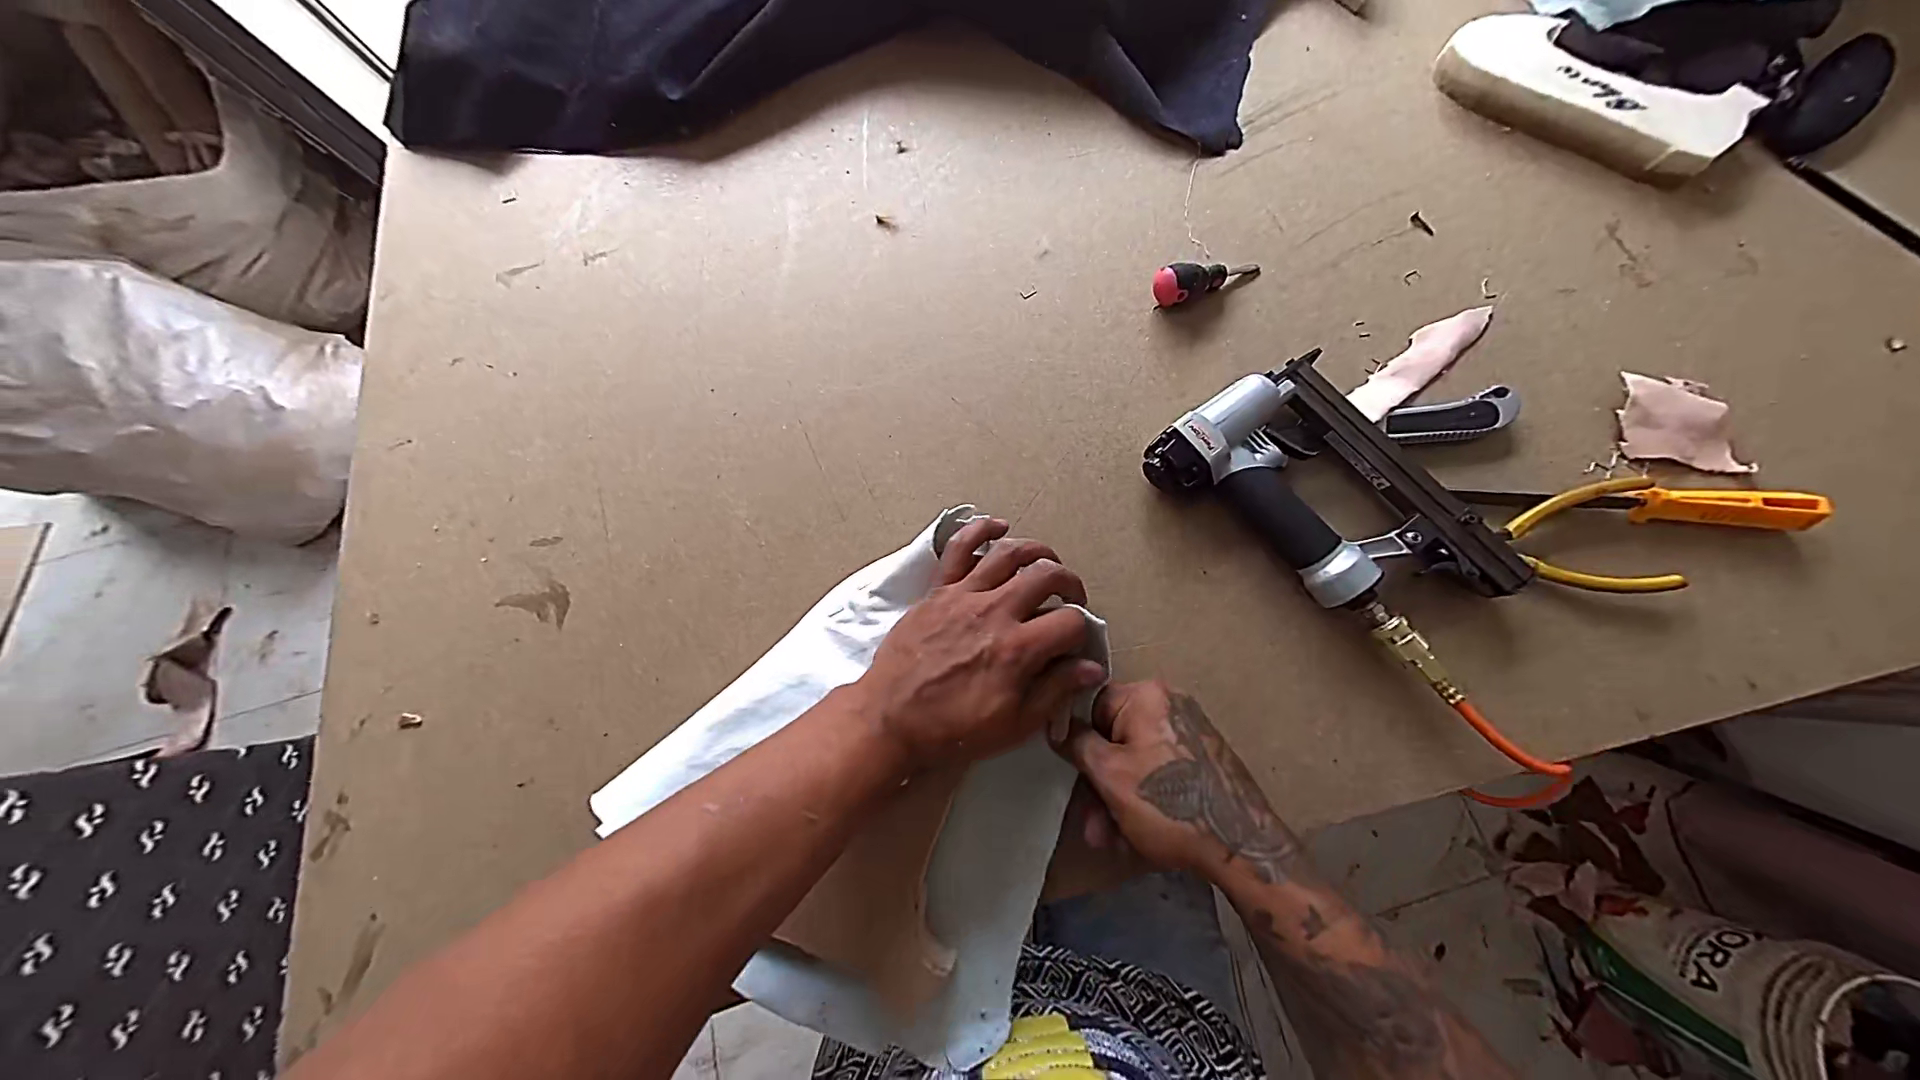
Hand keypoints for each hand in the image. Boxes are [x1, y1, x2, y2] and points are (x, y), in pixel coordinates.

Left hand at [854, 516, 1105, 771]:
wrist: (890, 718)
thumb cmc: (950, 728)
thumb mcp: (1013, 724)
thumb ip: (1055, 691)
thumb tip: (1090, 667)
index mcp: (1017, 649)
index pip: (1070, 622)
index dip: (1082, 631)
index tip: (1074, 642)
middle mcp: (994, 613)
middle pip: (1047, 576)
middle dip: (1069, 583)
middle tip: (1071, 597)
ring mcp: (963, 597)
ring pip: (1009, 553)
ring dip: (1037, 551)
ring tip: (1047, 562)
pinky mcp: (938, 591)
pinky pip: (959, 549)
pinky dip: (980, 530)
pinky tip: (998, 527)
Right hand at [1060, 681, 1300, 884]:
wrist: (1243, 848)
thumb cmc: (1168, 802)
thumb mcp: (1108, 774)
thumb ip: (1075, 743)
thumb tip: (1056, 726)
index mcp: (1146, 696)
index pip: (1092, 705)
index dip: (1076, 741)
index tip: (1068, 772)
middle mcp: (1170, 706)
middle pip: (1115, 739)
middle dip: (1098, 785)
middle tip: (1090, 824)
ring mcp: (1190, 735)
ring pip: (1136, 763)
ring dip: (1116, 801)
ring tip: (1108, 840)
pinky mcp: (1204, 763)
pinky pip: (1159, 775)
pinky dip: (1143, 800)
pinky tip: (1133, 837)